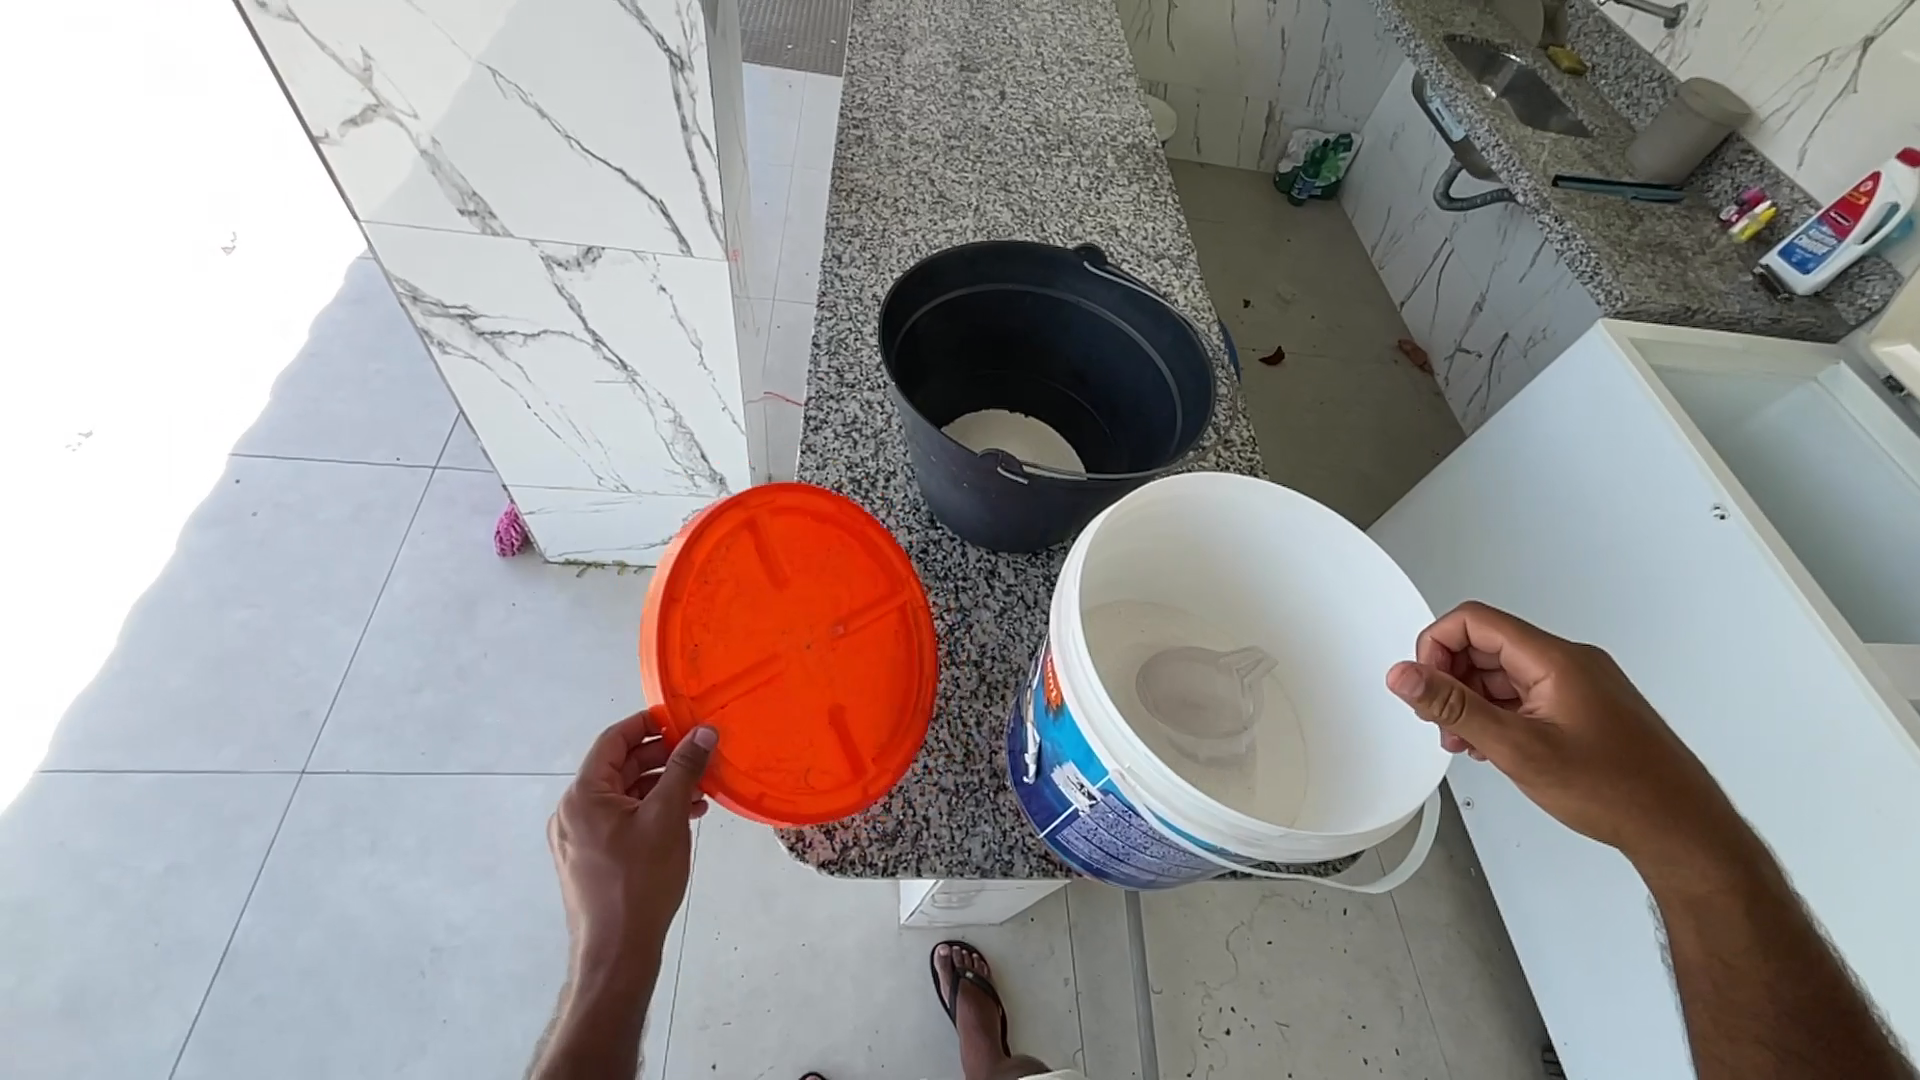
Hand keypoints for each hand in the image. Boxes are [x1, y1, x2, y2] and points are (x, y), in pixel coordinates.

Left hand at [548, 709, 716, 969]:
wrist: (617, 955)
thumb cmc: (640, 880)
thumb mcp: (668, 817)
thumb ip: (684, 768)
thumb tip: (704, 731)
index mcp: (583, 796)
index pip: (612, 740)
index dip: (646, 724)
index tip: (682, 719)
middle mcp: (572, 812)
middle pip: (619, 767)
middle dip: (662, 758)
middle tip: (700, 756)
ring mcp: (578, 838)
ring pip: (624, 795)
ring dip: (661, 786)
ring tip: (701, 791)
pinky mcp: (590, 859)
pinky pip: (622, 820)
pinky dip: (651, 811)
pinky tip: (685, 818)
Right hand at [1385, 602, 1743, 872]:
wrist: (1685, 834)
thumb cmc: (1618, 793)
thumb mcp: (1515, 748)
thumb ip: (1452, 707)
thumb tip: (1403, 675)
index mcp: (1555, 660)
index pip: (1473, 621)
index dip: (1436, 647)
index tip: (1425, 685)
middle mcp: (1568, 663)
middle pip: (1483, 645)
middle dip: (1449, 679)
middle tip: (1440, 719)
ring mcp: (1577, 685)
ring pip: (1499, 672)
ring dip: (1469, 701)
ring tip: (1463, 740)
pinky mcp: (1580, 707)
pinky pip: (1521, 694)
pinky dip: (1495, 713)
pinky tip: (1489, 745)